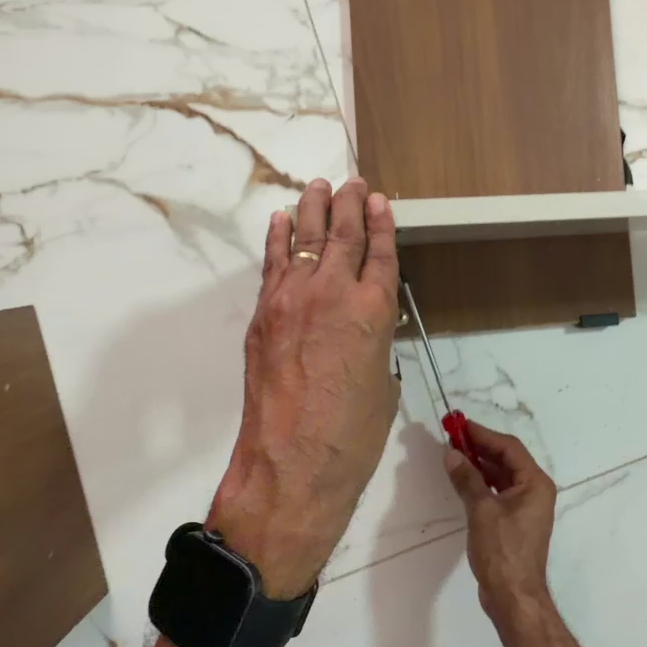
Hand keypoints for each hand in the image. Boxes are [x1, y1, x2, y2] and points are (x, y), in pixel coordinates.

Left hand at [209, 178, 401, 596]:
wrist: (292, 465)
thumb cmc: (352, 436)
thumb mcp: (382, 385)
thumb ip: (374, 347)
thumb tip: (361, 337)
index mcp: (375, 311)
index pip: (381, 253)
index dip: (382, 223)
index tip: (380, 200)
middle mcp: (336, 294)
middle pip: (344, 235)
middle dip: (350, 203)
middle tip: (353, 181)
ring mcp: (294, 300)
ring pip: (307, 240)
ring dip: (313, 209)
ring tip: (319, 186)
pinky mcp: (264, 315)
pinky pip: (274, 264)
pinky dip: (279, 239)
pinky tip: (282, 221)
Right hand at [444, 420, 558, 620]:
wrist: (514, 598)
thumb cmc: (502, 552)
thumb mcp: (481, 511)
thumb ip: (467, 479)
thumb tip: (451, 454)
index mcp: (535, 483)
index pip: (509, 448)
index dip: (483, 434)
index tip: (459, 426)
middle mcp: (535, 490)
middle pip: (507, 459)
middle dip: (480, 448)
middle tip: (453, 438)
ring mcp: (526, 507)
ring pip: (502, 476)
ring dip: (479, 465)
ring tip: (453, 457)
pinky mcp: (515, 522)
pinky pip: (498, 492)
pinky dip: (482, 484)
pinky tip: (463, 482)